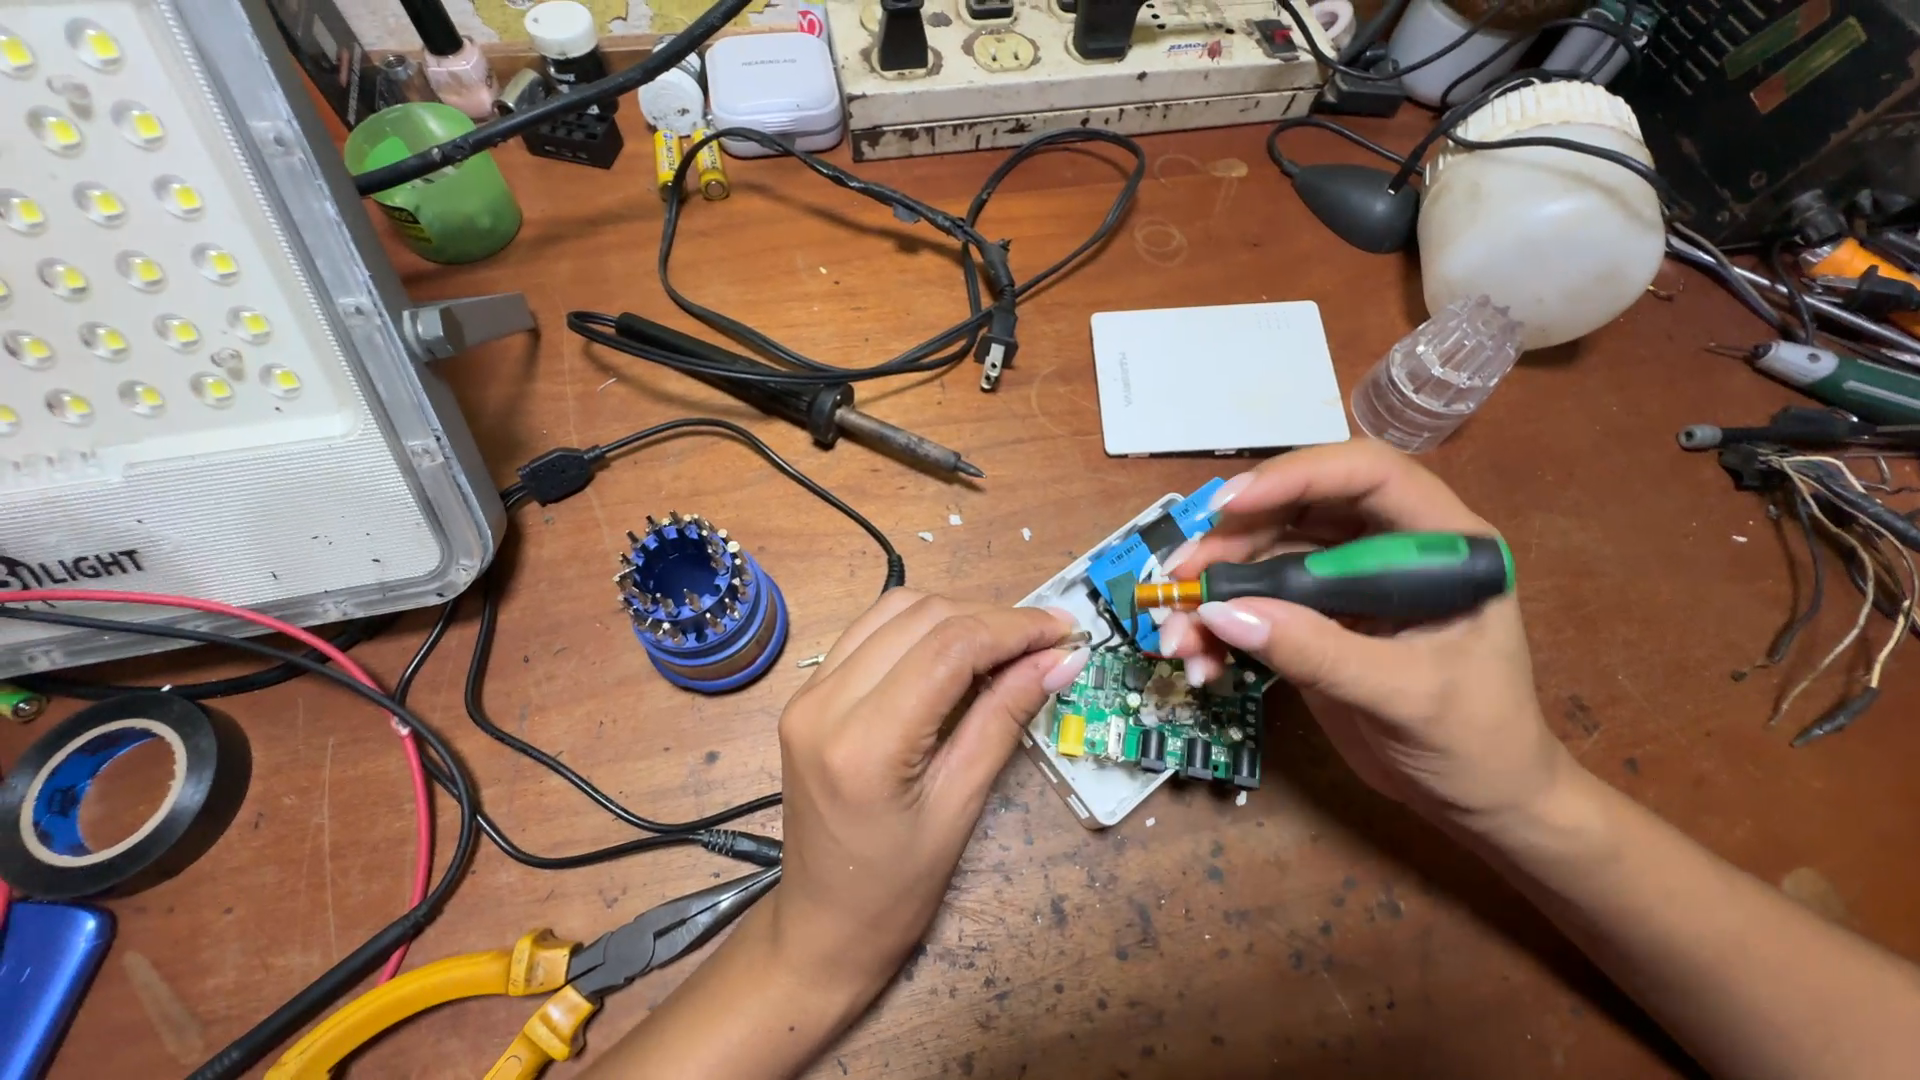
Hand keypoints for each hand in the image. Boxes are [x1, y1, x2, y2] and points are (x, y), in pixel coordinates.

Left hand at [767, 590, 1088, 995]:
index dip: (1014, 628)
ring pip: (895, 610)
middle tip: (1045, 641)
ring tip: (1007, 644)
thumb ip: (1005, 718)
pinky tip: (956, 651)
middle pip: (923, 616)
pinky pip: (870, 631)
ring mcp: (808, 693)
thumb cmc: (898, 887)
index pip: (949, 646)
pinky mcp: (808, 694)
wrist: (823, 923)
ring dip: (957, 614)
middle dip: (992, 617)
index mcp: (865, 741)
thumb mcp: (961, 804)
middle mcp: (825, 701)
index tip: (1064, 631)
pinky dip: (920, 628)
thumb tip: (1060, 658)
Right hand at [1158, 441, 1567, 825]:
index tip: (1228, 506)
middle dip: (1231, 542)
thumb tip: (1221, 614)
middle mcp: (1386, 549)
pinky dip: (1219, 630)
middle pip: (1295, 512)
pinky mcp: (1314, 620)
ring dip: (1212, 591)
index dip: (1295, 477)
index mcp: (1438, 542)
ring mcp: (1345, 585)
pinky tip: (1199, 662)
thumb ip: (1317, 650)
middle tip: (1181, 578)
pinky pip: (1254, 606)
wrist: (1479, 800)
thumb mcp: (1406, 694)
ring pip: (1262, 558)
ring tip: (1176, 633)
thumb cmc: (1476, 742)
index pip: (1364, 475)